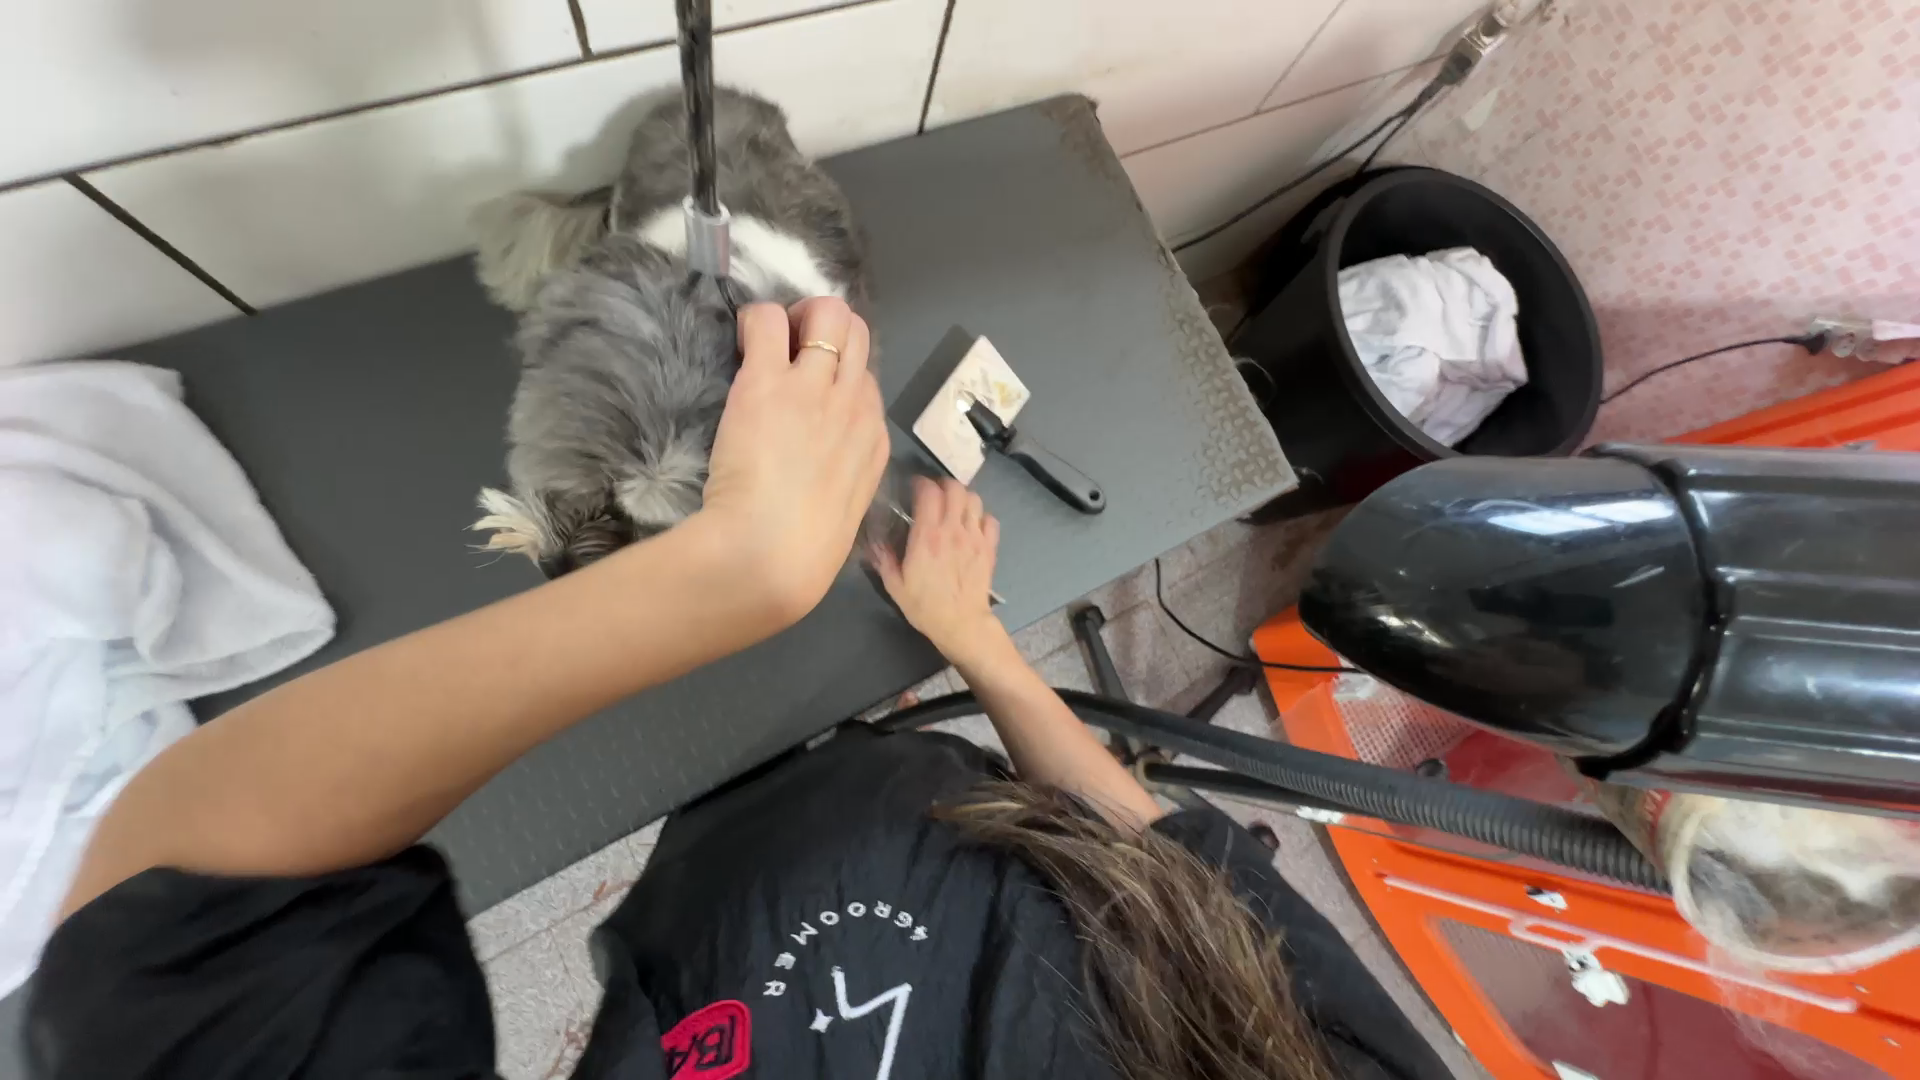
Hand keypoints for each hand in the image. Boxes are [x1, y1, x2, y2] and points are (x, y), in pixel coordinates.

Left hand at [698, 298, 888, 622]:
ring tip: (767, 343)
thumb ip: (842, 471)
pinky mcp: (771, 381)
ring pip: (828, 313)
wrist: (773, 553)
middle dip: (826, 329)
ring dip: (795, 319)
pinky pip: (769, 319)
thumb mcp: (846, 506)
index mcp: (873, 437)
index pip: (865, 380)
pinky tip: (743, 345)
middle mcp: (854, 403)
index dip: (836, 375)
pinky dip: (755, 323)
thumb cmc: (804, 549)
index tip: (808, 388)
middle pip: (858, 333)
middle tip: (792, 349)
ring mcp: (816, 389)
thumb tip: (822, 459)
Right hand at [873, 476, 1005, 665]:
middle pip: (954, 488)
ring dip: (963, 497)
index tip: (914, 487)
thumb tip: (873, 541)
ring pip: (974, 499)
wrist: (962, 624)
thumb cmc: (926, 606)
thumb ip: (884, 559)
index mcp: (927, 536)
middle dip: (943, 484)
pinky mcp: (989, 548)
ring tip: (953, 506)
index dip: (921, 483)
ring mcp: (974, 537)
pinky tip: (972, 525)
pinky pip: (990, 520)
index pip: (928, 492)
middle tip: (934, 493)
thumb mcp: (895, 585)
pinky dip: (981, 516)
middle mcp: (952, 530)